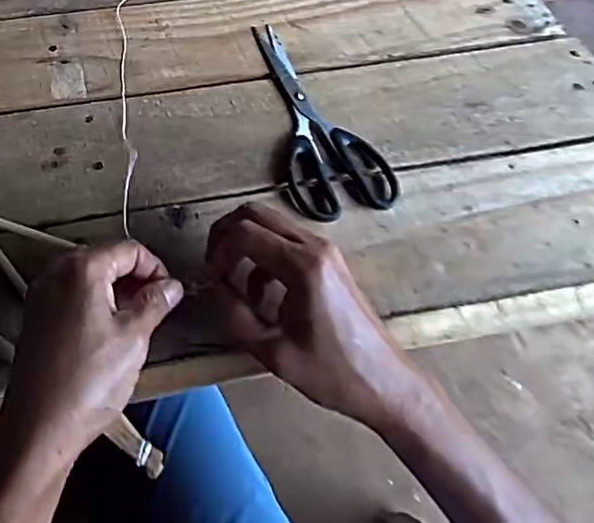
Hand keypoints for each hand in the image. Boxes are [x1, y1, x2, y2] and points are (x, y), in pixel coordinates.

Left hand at [0, 242, 184, 456]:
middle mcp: (56, 273)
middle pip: (107, 257)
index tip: (168, 292)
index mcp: (82, 268)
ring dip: (115, 289)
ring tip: (134, 319)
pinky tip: (106, 332)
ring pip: (89, 276)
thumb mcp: (134, 338)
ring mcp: (40, 296)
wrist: (37, 434)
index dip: (155, 268)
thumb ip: (155, 302)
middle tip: (155, 304)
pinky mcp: (33, 319)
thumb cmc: (86, 384)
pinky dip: (93, 302)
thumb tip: (171, 286)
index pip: (130, 250)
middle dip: (134, 277)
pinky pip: (71, 295)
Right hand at [206, 203, 425, 429]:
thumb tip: (211, 289)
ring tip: (235, 286)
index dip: (218, 249)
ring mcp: (324, 248)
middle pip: (256, 213)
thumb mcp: (274, 353)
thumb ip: (235, 317)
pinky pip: (286, 240)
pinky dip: (265, 255)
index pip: (245, 232)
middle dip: (226, 234)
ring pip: (271, 224)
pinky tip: (262, 294)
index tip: (210, 276)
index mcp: (303, 264)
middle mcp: (314, 244)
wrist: (383, 380)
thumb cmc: (332, 372)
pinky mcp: (328, 258)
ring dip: (245, 244)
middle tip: (214, 267)